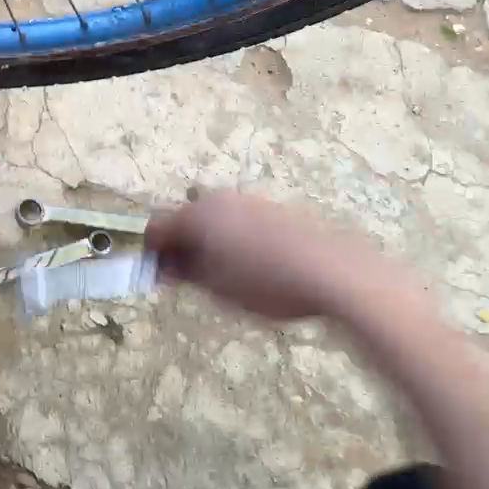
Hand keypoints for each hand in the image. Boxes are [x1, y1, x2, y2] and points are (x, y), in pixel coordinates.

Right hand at [145, 192, 422, 322]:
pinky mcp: (273, 209)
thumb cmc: (267, 283)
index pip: (156, 229)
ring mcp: (247, 201)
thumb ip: (184, 274)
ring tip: (226, 277)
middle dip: (182, 247)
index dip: (152, 254)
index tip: (160, 278)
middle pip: (184, 220)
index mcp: (196, 216)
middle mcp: (216, 199)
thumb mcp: (217, 288)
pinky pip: (239, 221)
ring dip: (209, 243)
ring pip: (213, 219)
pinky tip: (256, 267)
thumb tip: (165, 267)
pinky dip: (234, 240)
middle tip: (192, 280)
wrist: (336, 272)